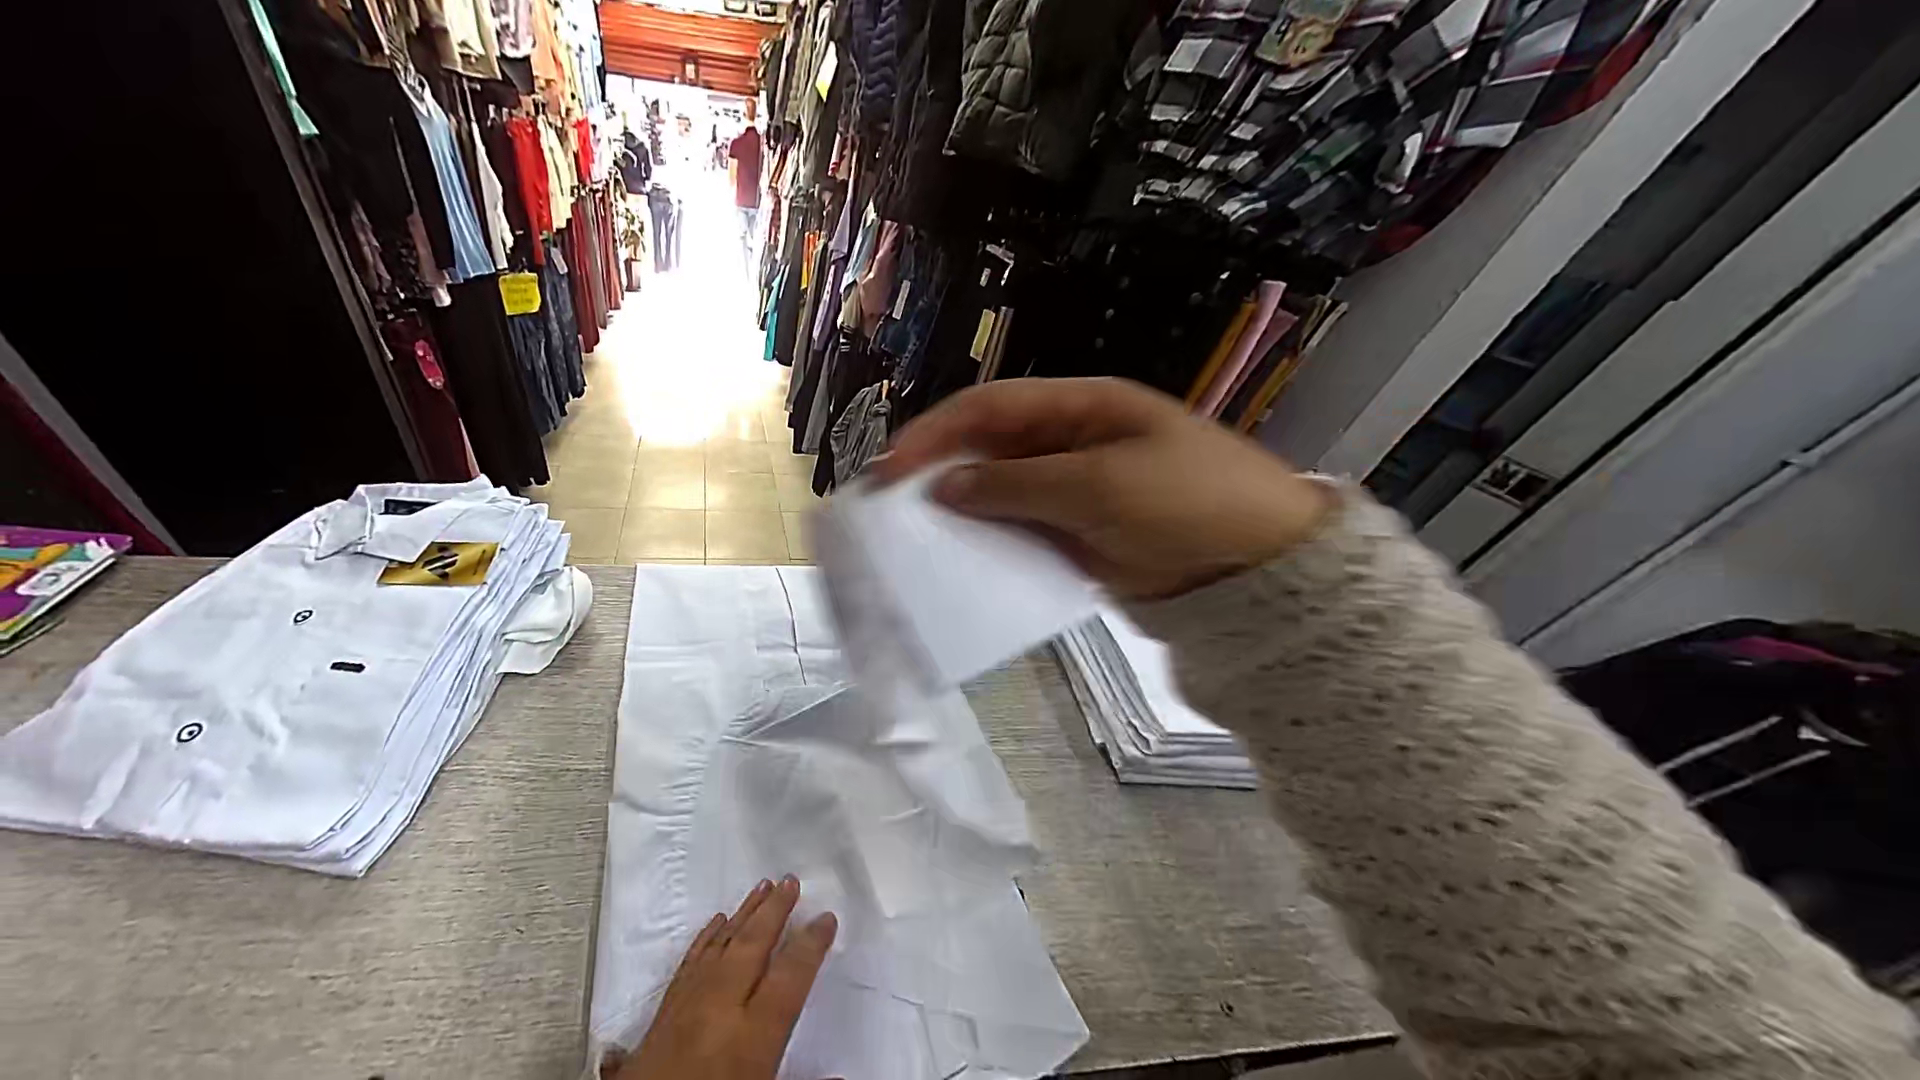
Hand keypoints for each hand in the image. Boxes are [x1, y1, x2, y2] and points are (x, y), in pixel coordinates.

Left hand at [606, 876, 837, 1079]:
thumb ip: (804, 1079)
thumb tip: (844, 1075)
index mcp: (751, 1037)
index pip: (788, 977)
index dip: (810, 945)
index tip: (826, 917)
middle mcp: (719, 1011)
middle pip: (751, 948)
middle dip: (773, 911)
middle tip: (791, 880)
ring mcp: (687, 1008)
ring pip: (720, 947)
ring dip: (743, 914)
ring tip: (763, 886)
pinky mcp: (662, 1016)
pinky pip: (688, 964)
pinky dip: (705, 938)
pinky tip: (716, 921)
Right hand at [873, 378, 1330, 598]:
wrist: (1258, 569)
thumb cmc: (1187, 504)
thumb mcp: (1100, 486)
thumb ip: (1018, 485)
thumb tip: (946, 489)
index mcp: (1081, 407)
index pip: (991, 408)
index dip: (936, 433)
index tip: (890, 469)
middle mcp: (1070, 442)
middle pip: (989, 449)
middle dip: (939, 472)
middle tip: (889, 507)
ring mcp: (1073, 491)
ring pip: (1000, 493)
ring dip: (961, 512)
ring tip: (913, 538)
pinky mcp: (1078, 536)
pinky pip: (1022, 532)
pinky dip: (991, 544)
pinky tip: (961, 561)